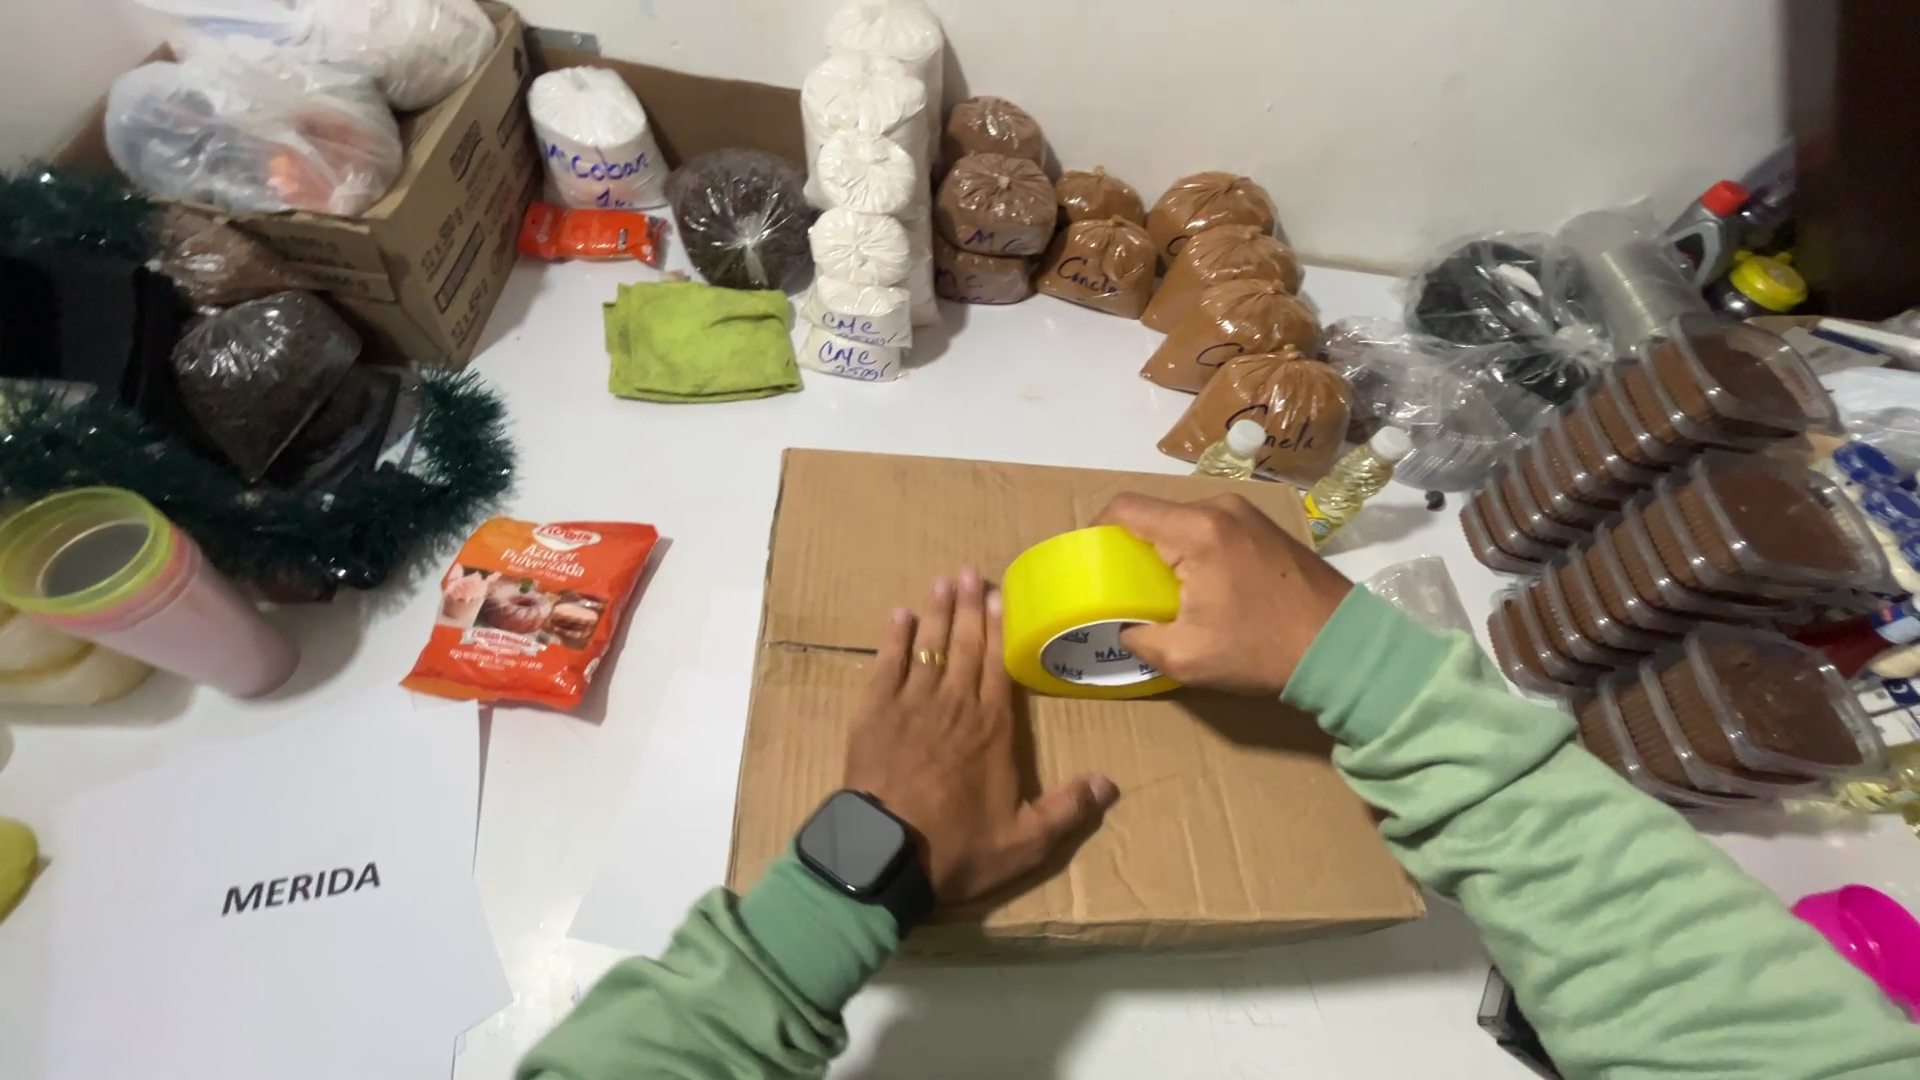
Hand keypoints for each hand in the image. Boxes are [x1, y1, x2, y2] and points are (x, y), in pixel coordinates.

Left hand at [844, 568, 1119, 904]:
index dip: (1001, 627)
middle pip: (966, 644)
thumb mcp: (1024, 841)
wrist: (887, 856)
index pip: (999, 664)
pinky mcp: (874, 712)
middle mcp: (955, 703)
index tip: (1000, 595)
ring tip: (942, 581)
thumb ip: (1067, 810)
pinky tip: (899, 615)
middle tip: (970, 572)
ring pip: (929, 646)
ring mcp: (912, 704)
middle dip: (969, 606)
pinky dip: (894, 638)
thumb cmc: (956, 847)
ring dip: (937, 612)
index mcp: (992, 726)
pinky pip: (886, 665)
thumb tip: (1111, 784)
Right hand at [1093, 493, 1353, 696]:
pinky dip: (1195, 549)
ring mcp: (1248, 513)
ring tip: (1166, 588)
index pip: (1126, 508)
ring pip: (1184, 520)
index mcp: (1196, 531)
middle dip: (1133, 544)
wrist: (1347, 649)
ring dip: (1167, 548)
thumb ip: (1140, 638)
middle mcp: (1220, 508)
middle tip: (1127, 583)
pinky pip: (1212, 527)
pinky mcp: (1266, 526)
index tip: (1092, 557)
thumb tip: (1125, 627)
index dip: (1097, 527)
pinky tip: (1203, 584)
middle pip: (1155, 513)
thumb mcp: (1186, 657)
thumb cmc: (1262, 650)